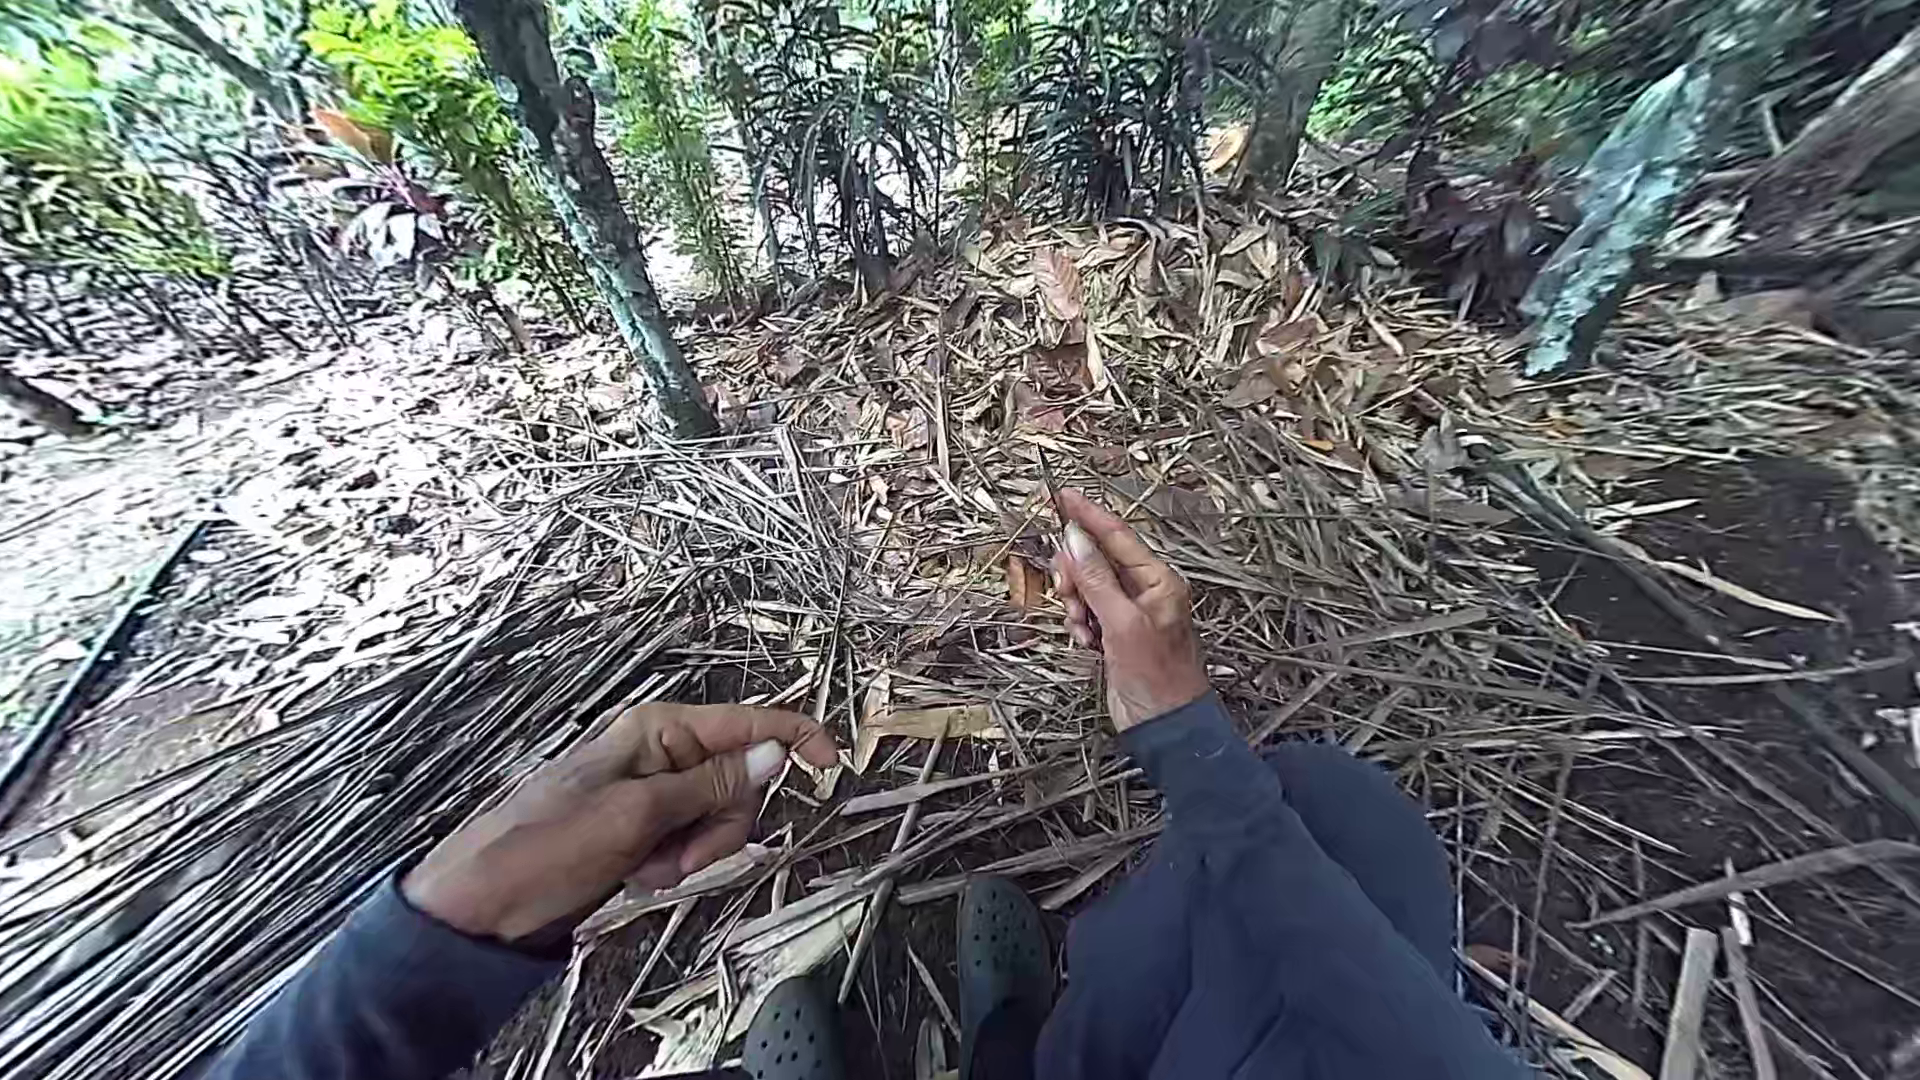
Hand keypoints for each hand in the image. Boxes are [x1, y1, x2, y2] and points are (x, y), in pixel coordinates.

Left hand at [402, 703, 837, 942]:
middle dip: (724, 821)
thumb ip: (713, 783)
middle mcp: (670, 749)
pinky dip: (681, 859)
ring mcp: (662, 786)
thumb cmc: (549, 846)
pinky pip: (698, 834)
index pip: (749, 722)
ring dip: (701, 846)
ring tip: (653, 867)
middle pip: (742, 776)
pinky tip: (642, 871)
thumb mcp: (637, 814)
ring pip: (724, 811)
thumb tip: (777, 752)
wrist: (477, 913)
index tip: (831, 762)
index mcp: (664, 728)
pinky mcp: (654, 820)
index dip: (796, 735)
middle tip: (686, 856)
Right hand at [1051, 489, 1210, 731]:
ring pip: (1086, 587)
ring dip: (1075, 603)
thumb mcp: (1123, 623)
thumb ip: (1096, 580)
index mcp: (1158, 580)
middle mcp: (1143, 591)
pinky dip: (1078, 622)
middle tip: (1067, 591)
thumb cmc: (1159, 678)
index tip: (1063, 496)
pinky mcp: (1114, 631)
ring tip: (1082, 626)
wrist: (1163, 725)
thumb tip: (1075, 541)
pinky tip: (1086, 641)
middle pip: (1096, 561)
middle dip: (1076, 575)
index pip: (1117, 536)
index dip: (1088, 515)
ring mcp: (1127, 612)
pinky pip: (1085, 611)